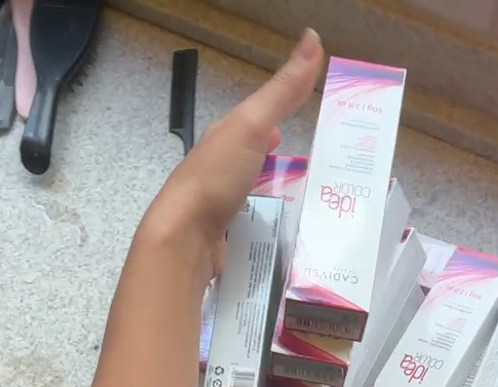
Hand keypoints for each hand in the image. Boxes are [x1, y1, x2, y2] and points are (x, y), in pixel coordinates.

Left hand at [135, 29, 324, 282]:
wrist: (185, 237)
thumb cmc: (215, 177)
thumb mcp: (252, 125)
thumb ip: (282, 91)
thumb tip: (312, 37)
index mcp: (223, 139)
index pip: (253, 124)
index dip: (274, 123)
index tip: (296, 129)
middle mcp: (219, 170)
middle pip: (251, 161)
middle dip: (275, 161)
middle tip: (307, 169)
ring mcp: (219, 205)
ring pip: (251, 195)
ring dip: (272, 195)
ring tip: (302, 203)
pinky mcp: (223, 237)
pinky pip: (250, 226)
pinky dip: (265, 225)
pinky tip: (279, 232)